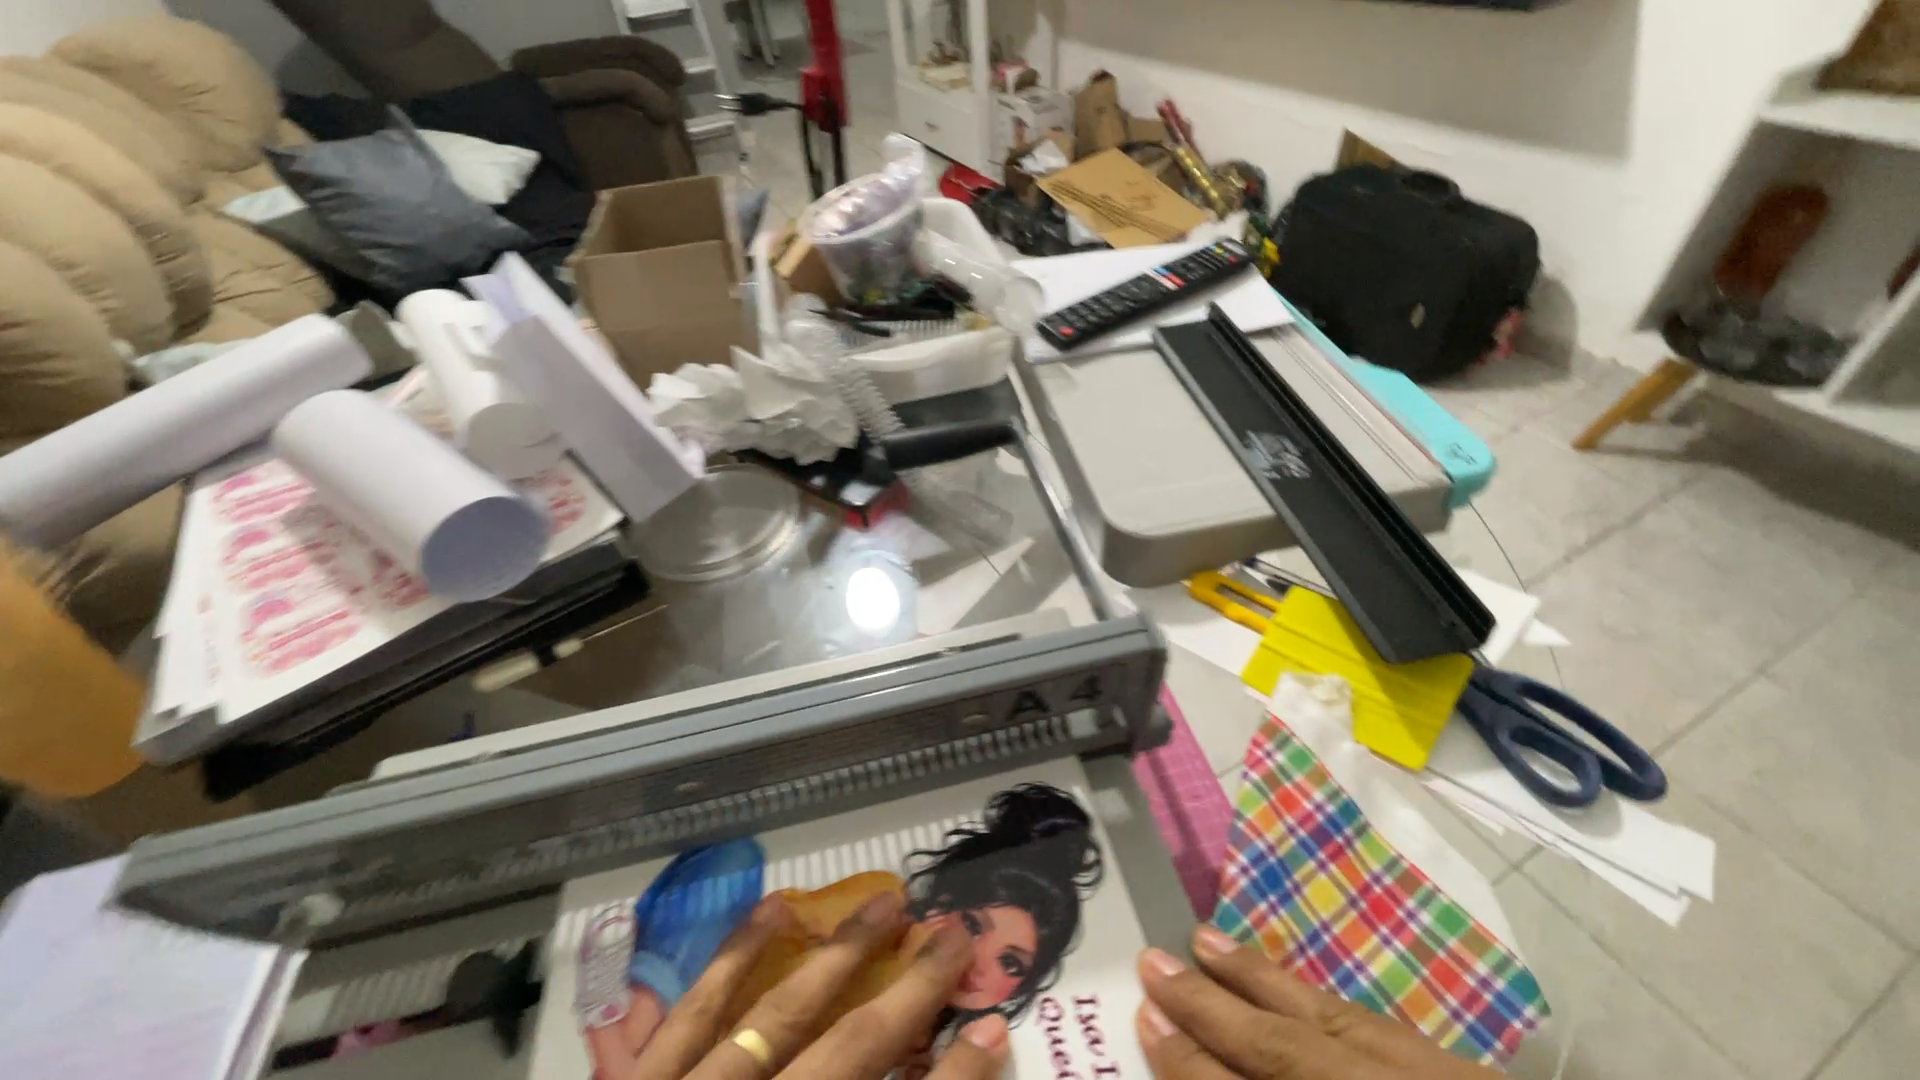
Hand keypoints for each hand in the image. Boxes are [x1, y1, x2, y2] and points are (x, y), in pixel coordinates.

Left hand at [601, 890, 1009, 1079]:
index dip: (956, 1077)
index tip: (996, 1029)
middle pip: (849, 1051)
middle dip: (910, 993)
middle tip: (956, 937)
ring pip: (779, 1012)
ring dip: (839, 955)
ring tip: (886, 904)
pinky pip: (695, 1011)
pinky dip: (737, 957)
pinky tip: (772, 908)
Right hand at [1135, 926, 1499, 1079]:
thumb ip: (1284, 1078)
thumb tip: (1214, 1072)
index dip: (1196, 1069)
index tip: (1148, 1022)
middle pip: (1290, 1055)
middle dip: (1213, 1010)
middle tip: (1153, 962)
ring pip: (1336, 1023)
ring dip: (1263, 981)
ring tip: (1205, 939)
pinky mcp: (1461, 1074)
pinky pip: (1379, 1026)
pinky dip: (1322, 997)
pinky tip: (1289, 981)